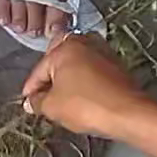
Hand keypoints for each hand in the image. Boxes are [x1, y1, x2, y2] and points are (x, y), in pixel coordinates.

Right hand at [20, 34, 156, 139]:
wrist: (128, 113)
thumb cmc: (88, 106)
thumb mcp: (52, 107)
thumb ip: (37, 102)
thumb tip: (31, 101)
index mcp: (64, 48)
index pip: (39, 70)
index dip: (31, 90)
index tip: (28, 102)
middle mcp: (84, 43)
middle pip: (58, 60)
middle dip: (50, 78)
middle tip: (44, 98)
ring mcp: (102, 53)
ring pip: (76, 64)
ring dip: (68, 79)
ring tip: (63, 100)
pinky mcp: (116, 66)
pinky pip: (92, 71)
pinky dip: (84, 81)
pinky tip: (82, 98)